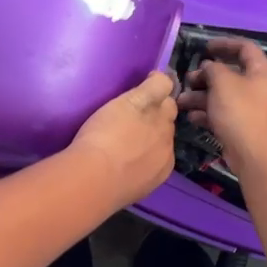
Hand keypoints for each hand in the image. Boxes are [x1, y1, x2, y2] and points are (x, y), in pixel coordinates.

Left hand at [67, 71, 179, 207]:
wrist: (97, 176)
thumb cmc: (103, 189)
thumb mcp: (128, 185)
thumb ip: (135, 173)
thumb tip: (131, 171)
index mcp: (163, 166)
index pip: (165, 144)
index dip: (152, 138)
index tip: (137, 137)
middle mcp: (166, 142)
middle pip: (168, 122)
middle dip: (156, 120)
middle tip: (136, 118)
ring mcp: (157, 120)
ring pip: (167, 105)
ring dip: (155, 102)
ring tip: (141, 97)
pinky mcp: (142, 102)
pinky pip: (160, 85)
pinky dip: (157, 80)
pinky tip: (150, 78)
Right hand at [176, 38, 266, 176]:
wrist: (253, 154)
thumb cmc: (240, 112)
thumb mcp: (223, 83)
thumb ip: (213, 69)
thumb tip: (209, 67)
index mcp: (260, 71)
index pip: (245, 48)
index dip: (224, 44)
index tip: (205, 48)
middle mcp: (257, 87)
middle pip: (230, 73)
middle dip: (206, 76)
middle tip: (188, 79)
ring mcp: (250, 108)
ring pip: (222, 95)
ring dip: (201, 96)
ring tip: (182, 101)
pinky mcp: (241, 126)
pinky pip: (222, 113)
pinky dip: (207, 113)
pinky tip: (191, 117)